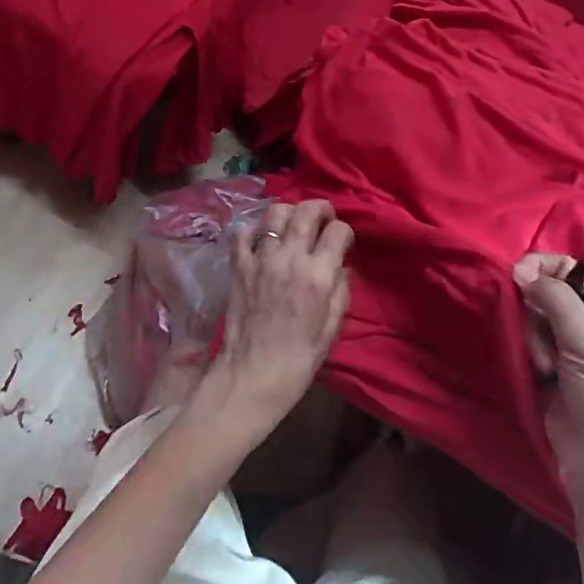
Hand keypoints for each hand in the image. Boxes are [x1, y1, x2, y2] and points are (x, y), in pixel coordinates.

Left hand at [199, 200, 352, 437]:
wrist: (252, 375)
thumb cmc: (299, 358)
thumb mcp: (331, 328)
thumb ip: (340, 291)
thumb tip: (341, 266)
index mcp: (318, 275)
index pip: (337, 231)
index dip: (345, 232)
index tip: (343, 242)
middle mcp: (290, 258)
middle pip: (307, 211)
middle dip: (321, 208)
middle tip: (324, 218)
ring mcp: (260, 259)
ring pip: (275, 213)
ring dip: (289, 212)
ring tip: (293, 224)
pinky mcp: (238, 265)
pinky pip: (243, 232)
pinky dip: (255, 230)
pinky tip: (263, 240)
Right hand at [513, 253, 583, 481]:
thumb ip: (556, 302)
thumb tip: (521, 270)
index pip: (570, 270)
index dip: (542, 268)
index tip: (517, 277)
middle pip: (545, 294)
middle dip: (535, 313)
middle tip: (546, 346)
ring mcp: (568, 350)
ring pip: (532, 320)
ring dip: (531, 341)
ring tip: (546, 370)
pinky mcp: (550, 373)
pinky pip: (526, 346)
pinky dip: (525, 355)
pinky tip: (537, 375)